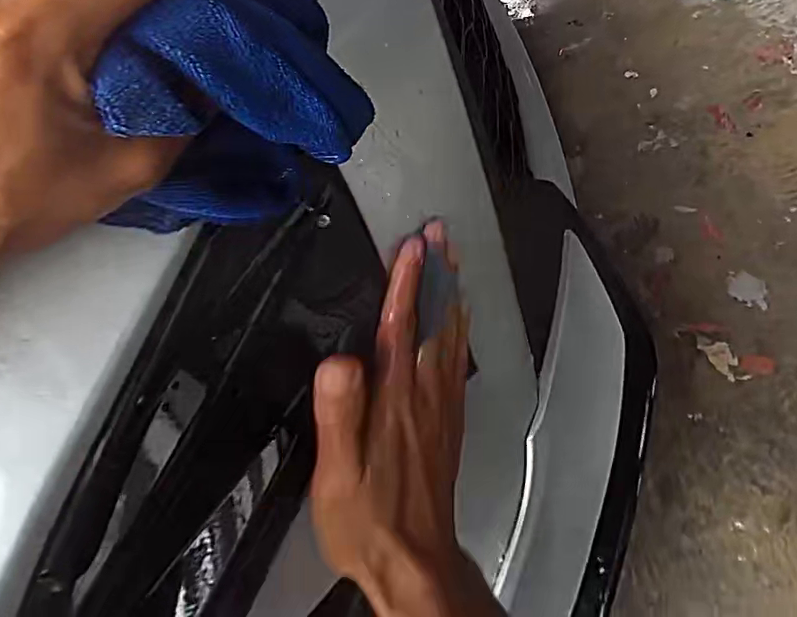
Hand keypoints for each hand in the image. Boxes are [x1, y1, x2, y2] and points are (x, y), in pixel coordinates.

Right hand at [310, 222, 500, 616]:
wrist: (414, 563)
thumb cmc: (368, 517)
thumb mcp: (337, 472)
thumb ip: (338, 412)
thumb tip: (339, 360)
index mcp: (395, 397)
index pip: (401, 324)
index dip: (406, 280)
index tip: (411, 244)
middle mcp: (424, 391)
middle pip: (435, 318)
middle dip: (436, 270)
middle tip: (440, 233)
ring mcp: (442, 403)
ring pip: (451, 331)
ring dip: (451, 289)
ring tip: (452, 257)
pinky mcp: (450, 417)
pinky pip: (458, 356)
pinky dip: (460, 324)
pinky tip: (459, 315)